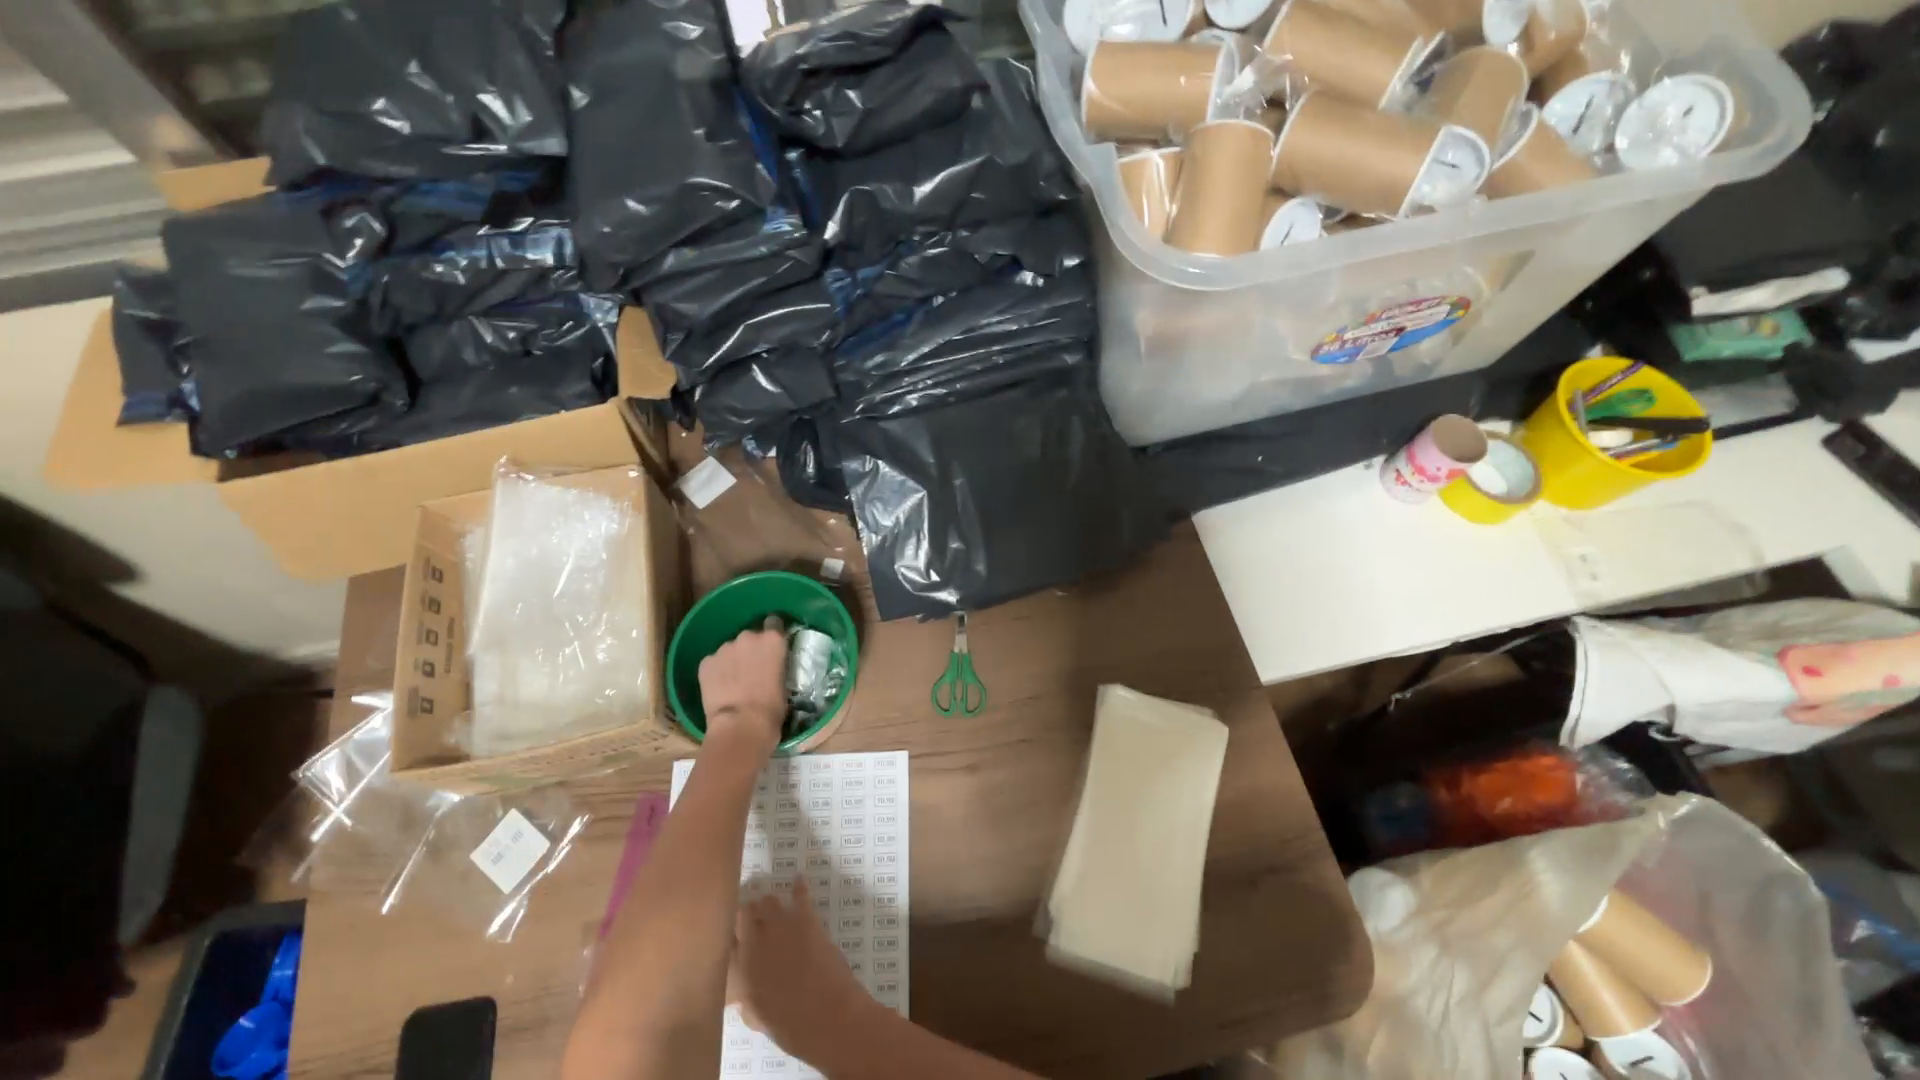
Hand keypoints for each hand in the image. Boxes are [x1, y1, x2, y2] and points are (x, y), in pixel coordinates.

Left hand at [698, 624, 787, 754]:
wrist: (740, 726)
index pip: (774, 623)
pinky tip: (720, 689)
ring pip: (730, 650)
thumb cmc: (771, 710)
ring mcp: (724, 648)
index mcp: (773, 640)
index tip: (772, 648)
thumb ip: (777, 666)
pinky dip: (717, 672)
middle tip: (753, 670)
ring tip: (734, 683)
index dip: (773, 635)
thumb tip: (771, 667)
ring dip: (733, 661)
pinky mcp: (705, 662)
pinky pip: (713, 663)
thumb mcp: (785, 684)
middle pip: (750, 637)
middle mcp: (748, 637)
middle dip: (751, 650)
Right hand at [729, 879, 871, 1061]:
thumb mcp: (758, 1017)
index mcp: (740, 971)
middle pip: (743, 916)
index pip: (725, 942)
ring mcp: (780, 928)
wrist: (828, 1017)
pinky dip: (799, 888)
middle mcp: (754, 944)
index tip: (732, 938)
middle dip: (746, 916)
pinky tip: (799, 879)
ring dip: (767, 905)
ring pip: (767, 902)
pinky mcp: (806, 920)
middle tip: (752, 920)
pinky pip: (800, 896)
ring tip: (769, 908)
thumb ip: (747, 999)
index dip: (729, 937)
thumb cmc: (792, 1027)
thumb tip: (745, 991)